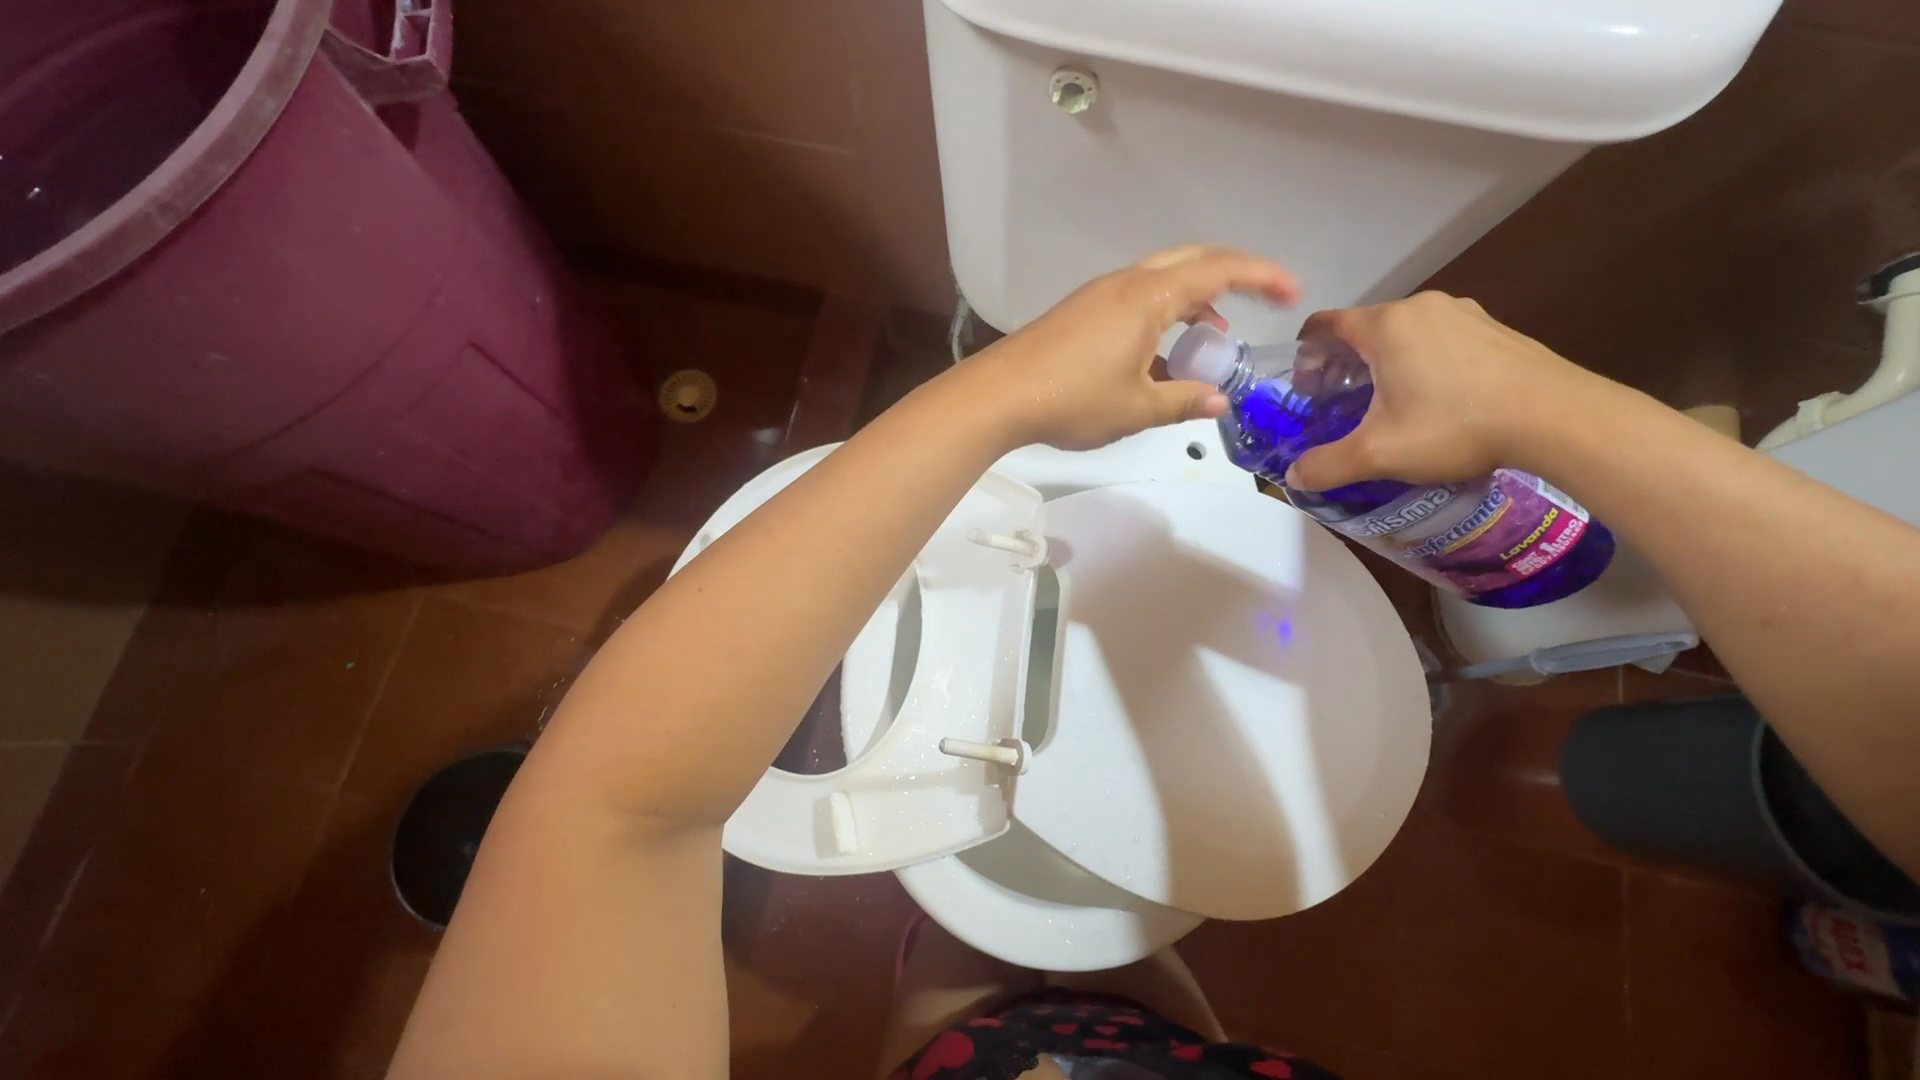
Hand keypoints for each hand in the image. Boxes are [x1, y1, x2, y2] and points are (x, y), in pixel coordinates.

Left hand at [969, 246, 1298, 450]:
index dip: (1262, 276)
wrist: (997, 395)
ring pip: (1161, 279)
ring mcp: (1098, 294)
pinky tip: (1161, 353)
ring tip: (1212, 338)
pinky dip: (1164, 313)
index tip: (1292, 292)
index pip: (1218, 271)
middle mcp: (1126, 283)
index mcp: (1148, 298)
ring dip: (1194, 299)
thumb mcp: (1136, 409)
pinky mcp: (1080, 311)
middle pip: (1191, 260)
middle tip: (1261, 299)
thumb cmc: (1071, 400)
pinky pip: (1136, 298)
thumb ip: (1183, 401)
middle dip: (1232, 274)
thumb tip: (1220, 401)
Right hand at [1285, 292, 1604, 489]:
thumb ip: (1327, 466)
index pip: (1325, 324)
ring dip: (1386, 363)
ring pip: (1405, 335)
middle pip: (1365, 329)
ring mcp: (1465, 314)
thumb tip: (1294, 478)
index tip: (1305, 388)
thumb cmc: (1454, 425)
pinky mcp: (1496, 331)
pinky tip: (1437, 402)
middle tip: (1341, 403)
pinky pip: (1442, 341)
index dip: (1305, 355)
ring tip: (1388, 404)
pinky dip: (1425, 364)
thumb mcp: (1378, 454)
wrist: (1557, 419)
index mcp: (1386, 325)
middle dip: (1345, 364)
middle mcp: (1422, 308)